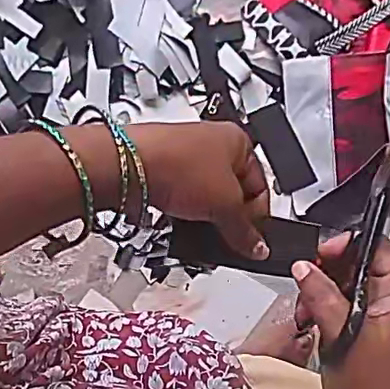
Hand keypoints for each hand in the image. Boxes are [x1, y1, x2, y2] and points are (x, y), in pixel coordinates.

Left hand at [128, 122, 271, 258]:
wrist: (129, 168)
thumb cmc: (176, 164)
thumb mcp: (224, 204)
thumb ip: (244, 231)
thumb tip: (256, 247)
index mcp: (236, 140)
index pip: (260, 184)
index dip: (258, 215)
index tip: (254, 239)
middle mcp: (210, 146)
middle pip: (231, 194)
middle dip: (229, 218)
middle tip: (228, 238)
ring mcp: (183, 161)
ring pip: (204, 199)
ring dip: (204, 220)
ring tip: (201, 231)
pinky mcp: (161, 176)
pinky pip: (180, 203)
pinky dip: (182, 216)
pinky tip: (180, 225)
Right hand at [292, 233, 389, 388]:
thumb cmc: (366, 385)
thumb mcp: (339, 334)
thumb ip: (321, 295)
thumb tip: (304, 267)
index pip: (377, 248)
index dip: (345, 247)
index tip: (318, 258)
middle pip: (359, 263)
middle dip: (327, 272)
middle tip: (307, 290)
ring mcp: (386, 310)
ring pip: (348, 281)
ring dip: (322, 291)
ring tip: (308, 312)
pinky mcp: (373, 322)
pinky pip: (348, 299)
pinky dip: (327, 305)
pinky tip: (314, 320)